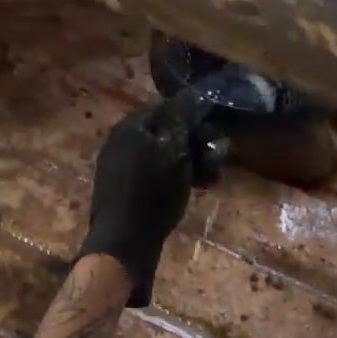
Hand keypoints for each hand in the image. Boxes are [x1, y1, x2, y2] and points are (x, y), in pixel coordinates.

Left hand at [76, 89, 207, 306]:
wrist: (123, 245)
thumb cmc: (151, 194)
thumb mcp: (174, 149)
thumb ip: (182, 116)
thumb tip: (193, 93)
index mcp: (130, 126)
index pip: (169, 106)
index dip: (196, 117)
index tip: (214, 135)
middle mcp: (122, 143)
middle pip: (169, 133)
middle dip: (197, 144)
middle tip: (216, 162)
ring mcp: (121, 169)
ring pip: (165, 157)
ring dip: (192, 165)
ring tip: (208, 181)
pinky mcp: (125, 194)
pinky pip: (155, 178)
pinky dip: (175, 182)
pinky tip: (192, 192)